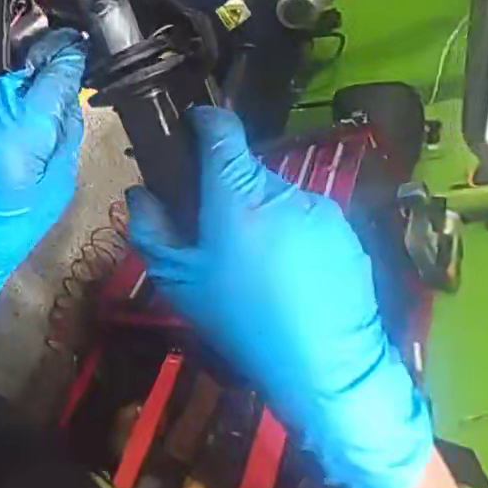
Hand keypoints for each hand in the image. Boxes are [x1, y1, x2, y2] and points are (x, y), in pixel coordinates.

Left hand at [0, 31, 86, 390]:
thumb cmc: (9, 227)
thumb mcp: (57, 186)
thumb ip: (65, 132)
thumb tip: (67, 90)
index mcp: (15, 138)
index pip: (49, 79)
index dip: (65, 60)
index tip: (72, 46)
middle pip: (13, 84)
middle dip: (26, 99)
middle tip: (27, 130)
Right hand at [126, 106, 431, 487]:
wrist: (324, 365)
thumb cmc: (240, 321)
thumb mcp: (178, 282)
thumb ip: (150, 229)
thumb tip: (141, 192)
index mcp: (238, 194)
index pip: (222, 129)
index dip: (203, 122)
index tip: (192, 130)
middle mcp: (283, 189)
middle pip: (246, 170)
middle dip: (226, 189)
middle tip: (215, 234)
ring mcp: (320, 209)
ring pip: (276, 196)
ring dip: (259, 214)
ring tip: (255, 265)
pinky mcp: (345, 231)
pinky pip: (305, 219)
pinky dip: (289, 233)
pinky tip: (288, 276)